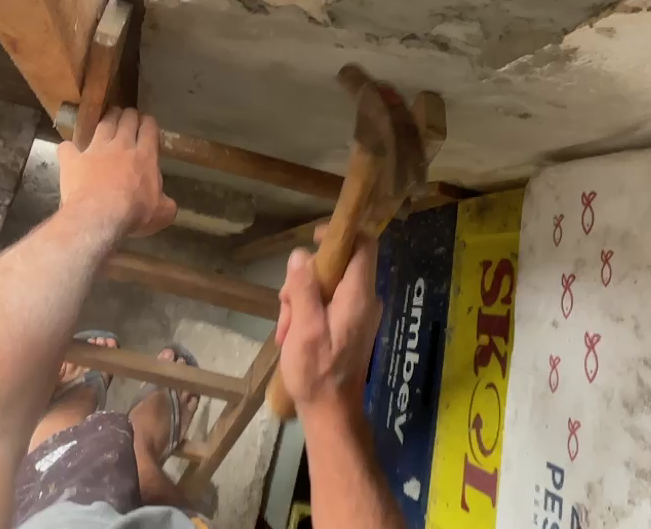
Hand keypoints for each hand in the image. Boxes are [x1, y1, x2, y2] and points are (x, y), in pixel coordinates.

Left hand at [56, 108, 176, 237]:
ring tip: (108, 118)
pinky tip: (69, 151)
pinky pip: (67, 148)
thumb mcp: (161, 213)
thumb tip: (169, 204)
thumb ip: (167, 204)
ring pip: (103, 125)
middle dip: (129, 115)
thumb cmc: (133, 214)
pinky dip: (68, 149)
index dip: (149, 122)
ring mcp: (95, 150)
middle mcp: (121, 146)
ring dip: (107, 119)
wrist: (98, 217)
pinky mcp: (73, 161)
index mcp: (145, 156)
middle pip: (127, 120)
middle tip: (129, 115)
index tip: (147, 122)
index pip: (149, 129)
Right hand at [275, 234, 381, 417]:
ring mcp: (360, 314)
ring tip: (287, 328)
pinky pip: (330, 303)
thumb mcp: (304, 328)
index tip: (313, 239)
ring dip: (302, 299)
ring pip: (329, 285)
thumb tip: (300, 254)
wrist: (332, 416)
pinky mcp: (352, 326)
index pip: (364, 245)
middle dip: (307, 278)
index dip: (341, 233)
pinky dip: (309, 312)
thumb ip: (303, 288)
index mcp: (359, 296)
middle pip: (338, 265)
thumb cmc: (317, 373)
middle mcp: (365, 300)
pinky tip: (292, 335)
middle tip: (285, 303)